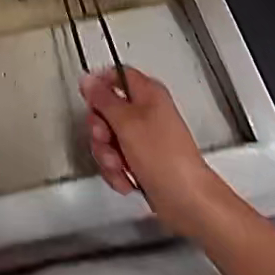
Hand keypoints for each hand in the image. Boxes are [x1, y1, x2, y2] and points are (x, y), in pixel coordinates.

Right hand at [79, 67, 229, 235]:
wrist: (186, 200)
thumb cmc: (166, 159)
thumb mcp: (126, 122)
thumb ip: (102, 98)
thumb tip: (89, 80)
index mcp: (148, 93)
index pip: (117, 75)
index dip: (99, 84)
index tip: (90, 100)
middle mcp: (147, 113)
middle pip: (108, 109)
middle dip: (101, 129)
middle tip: (106, 137)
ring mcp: (144, 138)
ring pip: (109, 138)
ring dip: (107, 154)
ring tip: (119, 164)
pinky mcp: (142, 161)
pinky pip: (116, 159)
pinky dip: (117, 171)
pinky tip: (126, 178)